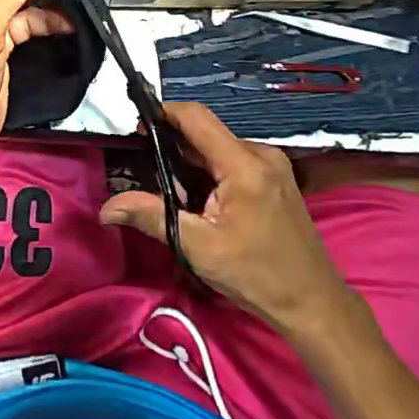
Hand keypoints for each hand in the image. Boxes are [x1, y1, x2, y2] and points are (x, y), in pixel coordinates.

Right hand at [99, 102, 349, 331]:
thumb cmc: (257, 275)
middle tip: (142, 168)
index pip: (195, 116)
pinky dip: (205, 171)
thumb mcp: (197, 246)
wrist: (313, 304)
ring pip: (214, 146)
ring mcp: (270, 166)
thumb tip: (105, 208)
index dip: (161, 113)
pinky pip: (228, 160)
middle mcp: (260, 155)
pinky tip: (194, 197)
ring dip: (187, 161)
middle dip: (170, 145)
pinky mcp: (272, 178)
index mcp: (244, 165)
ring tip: (166, 188)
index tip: (134, 128)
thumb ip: (149, 216)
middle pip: (203, 132)